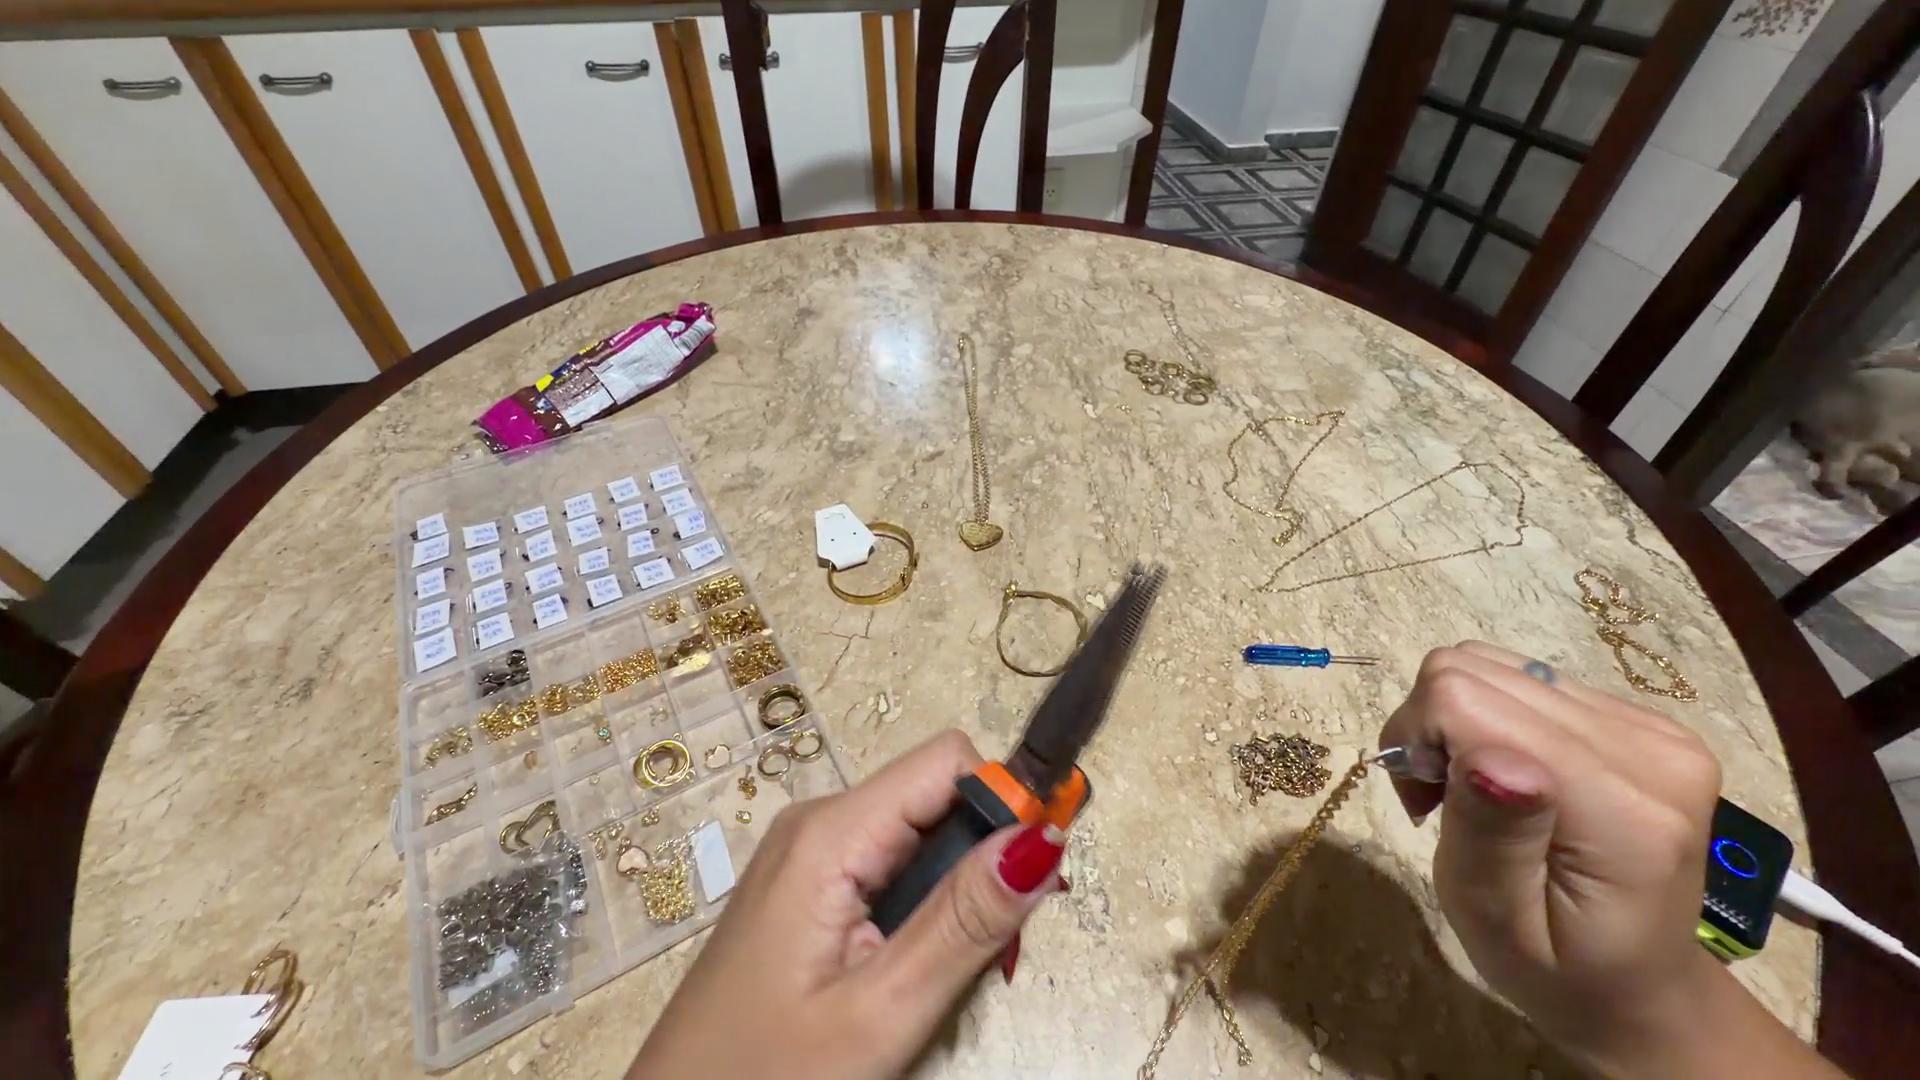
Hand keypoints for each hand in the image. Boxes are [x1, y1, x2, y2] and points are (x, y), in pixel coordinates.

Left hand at [626, 730, 1066, 1079]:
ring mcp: (813, 852)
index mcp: (832, 831)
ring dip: (961, 890)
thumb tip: (1045, 836)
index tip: (1037, 877)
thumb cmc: (769, 1074)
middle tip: (1002, 948)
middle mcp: (822, 821)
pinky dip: (929, 904)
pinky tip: (923, 963)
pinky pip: (893, 865)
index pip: (946, 763)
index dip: (1003, 802)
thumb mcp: (881, 1008)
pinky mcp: (813, 884)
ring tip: (964, 968)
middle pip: (938, 796)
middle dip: (986, 857)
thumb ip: (964, 920)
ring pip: (922, 834)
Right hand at [1381, 643, 1842, 1078]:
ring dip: (1453, 717)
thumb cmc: (1557, 969)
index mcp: (1621, 809)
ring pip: (1488, 664)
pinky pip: (1520, 678)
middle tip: (1439, 798)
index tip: (1425, 804)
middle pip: (1470, 670)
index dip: (1419, 738)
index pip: (1466, 700)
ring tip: (1467, 785)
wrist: (1645, 990)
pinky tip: (1500, 773)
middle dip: (1429, 727)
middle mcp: (1648, 748)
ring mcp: (1650, 727)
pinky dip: (1485, 716)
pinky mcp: (1638, 719)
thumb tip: (1489, 757)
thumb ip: (1493, 838)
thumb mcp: (1497, 923)